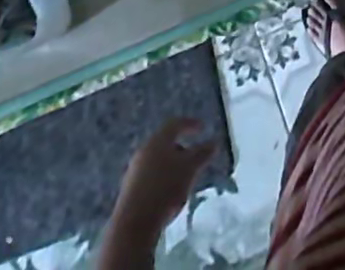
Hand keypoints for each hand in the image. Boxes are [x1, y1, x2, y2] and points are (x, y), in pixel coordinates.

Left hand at [105, 118, 216, 247]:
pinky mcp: (131, 188)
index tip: (202, 127)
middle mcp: (144, 150)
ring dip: (172, 166)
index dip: (190, 124)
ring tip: (184, 180)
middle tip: (194, 159)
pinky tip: (169, 194)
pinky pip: (151, 176)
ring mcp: (135, 169)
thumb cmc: (165, 187)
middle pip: (165, 143)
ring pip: (158, 160)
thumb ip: (202, 154)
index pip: (175, 124)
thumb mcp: (190, 168)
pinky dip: (163, 179)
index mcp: (158, 140)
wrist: (135, 221)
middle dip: (182, 150)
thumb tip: (214, 142)